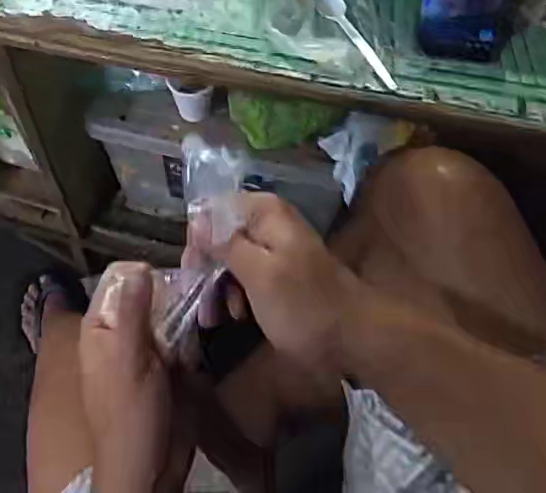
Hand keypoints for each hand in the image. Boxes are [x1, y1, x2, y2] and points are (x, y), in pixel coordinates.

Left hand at [80, 263, 192, 492]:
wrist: (152, 471)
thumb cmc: (131, 417)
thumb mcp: (129, 360)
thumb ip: (132, 312)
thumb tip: (139, 266)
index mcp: (100, 326)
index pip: (120, 277)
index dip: (144, 273)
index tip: (169, 277)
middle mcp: (122, 330)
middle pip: (150, 290)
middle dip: (171, 294)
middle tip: (191, 298)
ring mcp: (146, 345)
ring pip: (170, 309)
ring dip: (186, 315)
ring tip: (191, 330)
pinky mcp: (169, 361)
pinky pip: (184, 333)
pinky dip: (192, 337)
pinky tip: (194, 352)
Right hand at [195, 192, 364, 376]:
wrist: (355, 338)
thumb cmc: (304, 305)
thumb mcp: (259, 274)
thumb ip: (226, 244)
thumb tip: (195, 217)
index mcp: (265, 211)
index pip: (214, 208)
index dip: (198, 238)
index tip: (190, 272)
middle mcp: (269, 221)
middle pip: (221, 233)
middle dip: (207, 267)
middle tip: (199, 301)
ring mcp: (277, 247)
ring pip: (232, 256)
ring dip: (219, 285)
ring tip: (216, 317)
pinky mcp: (281, 272)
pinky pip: (248, 273)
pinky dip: (237, 293)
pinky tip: (236, 316)